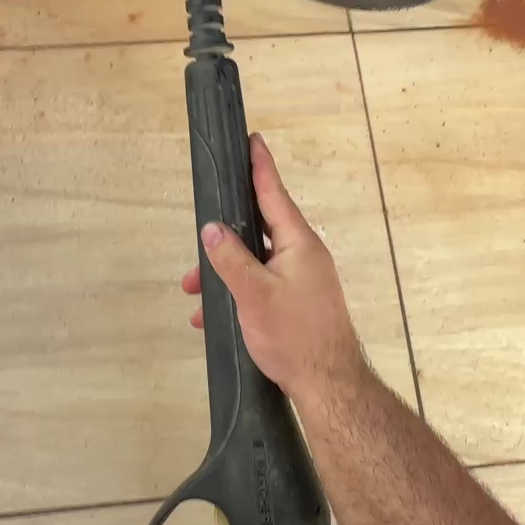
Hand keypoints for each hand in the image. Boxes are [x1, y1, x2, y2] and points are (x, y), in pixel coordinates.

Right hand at [181, 133, 369, 403]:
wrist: (329, 385)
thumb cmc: (295, 336)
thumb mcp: (254, 294)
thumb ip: (230, 258)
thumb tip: (211, 228)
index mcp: (299, 242)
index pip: (273, 193)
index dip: (260, 165)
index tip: (252, 139)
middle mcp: (303, 254)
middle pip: (258, 228)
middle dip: (224, 237)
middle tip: (199, 244)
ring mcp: (301, 278)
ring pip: (255, 261)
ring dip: (224, 272)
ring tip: (195, 292)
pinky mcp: (297, 300)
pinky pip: (260, 284)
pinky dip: (237, 293)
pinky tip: (212, 317)